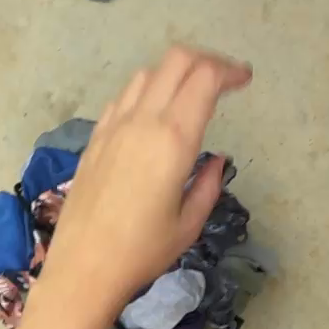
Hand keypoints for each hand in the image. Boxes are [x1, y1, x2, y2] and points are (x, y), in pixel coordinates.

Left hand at [37, 47, 252, 309]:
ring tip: (189, 98)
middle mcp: (143, 122)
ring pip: (148, 73)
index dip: (229, 72)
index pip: (205, 80)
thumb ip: (207, 186)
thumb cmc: (142, 254)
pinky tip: (152, 116)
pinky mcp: (96, 138)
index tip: (244, 80)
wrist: (84, 267)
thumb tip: (215, 161)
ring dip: (174, 75)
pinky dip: (146, 93)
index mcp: (173, 141)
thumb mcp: (188, 226)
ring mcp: (114, 126)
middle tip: (223, 80)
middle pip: (177, 61)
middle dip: (206, 61)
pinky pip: (124, 97)